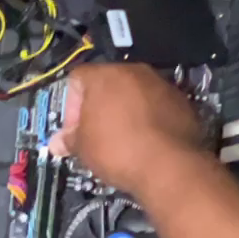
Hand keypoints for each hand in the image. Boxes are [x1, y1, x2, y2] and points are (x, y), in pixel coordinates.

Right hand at [50, 62, 211, 199]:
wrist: (169, 166)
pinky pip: (157, 107)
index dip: (70, 107)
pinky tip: (147, 144)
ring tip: (124, 142)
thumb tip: (56, 144)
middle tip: (97, 136)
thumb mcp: (83, 148)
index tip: (74, 132)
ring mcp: (162, 85)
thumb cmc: (117, 150)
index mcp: (104, 76)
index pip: (76, 79)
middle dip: (99, 108)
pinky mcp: (182, 102)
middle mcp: (134, 71)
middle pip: (108, 84)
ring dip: (126, 113)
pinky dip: (149, 120)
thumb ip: (69, 140)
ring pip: (135, 94)